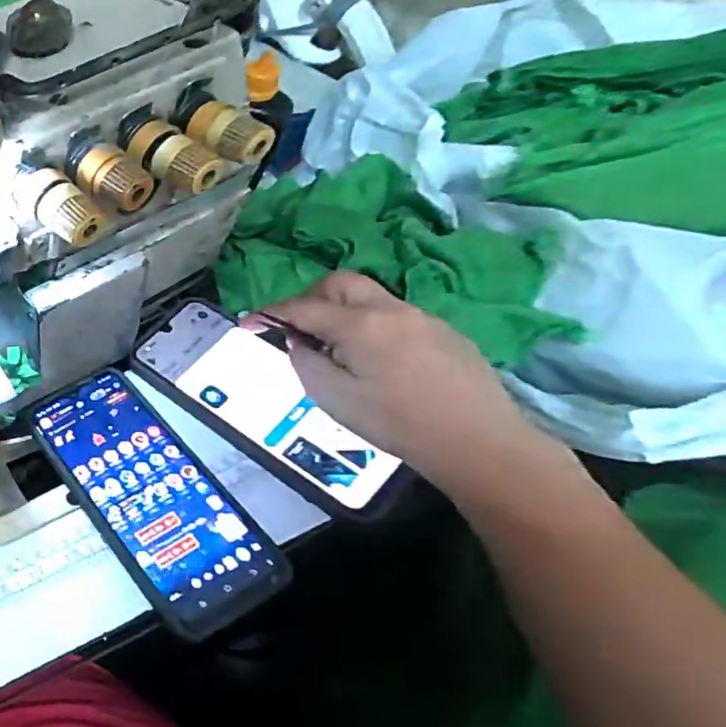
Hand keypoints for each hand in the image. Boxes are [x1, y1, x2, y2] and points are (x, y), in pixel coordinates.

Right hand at [254, 272, 566, 489]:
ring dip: (342, 312)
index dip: (270, 313)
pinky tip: (374, 362)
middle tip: (297, 329)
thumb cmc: (396, 423)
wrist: (478, 442)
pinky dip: (371, 326)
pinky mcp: (445, 333)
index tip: (248, 323)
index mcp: (360, 325)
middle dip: (310, 299)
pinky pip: (395, 317)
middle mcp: (391, 310)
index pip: (302, 308)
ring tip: (334, 349)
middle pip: (340, 284)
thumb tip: (299, 341)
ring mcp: (423, 319)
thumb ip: (306, 362)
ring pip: (370, 298)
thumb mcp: (332, 398)